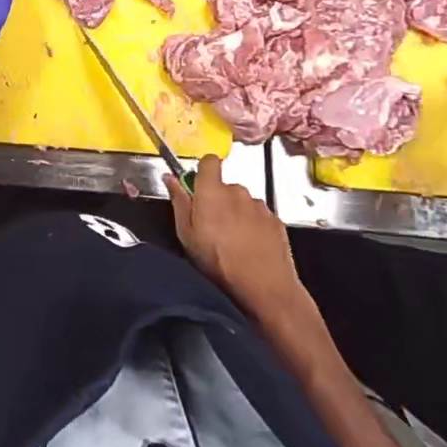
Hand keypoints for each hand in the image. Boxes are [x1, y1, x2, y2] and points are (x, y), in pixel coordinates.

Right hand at [164, 154, 301, 310]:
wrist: (264, 285)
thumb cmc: (217, 260)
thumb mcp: (186, 234)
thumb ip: (179, 201)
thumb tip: (170, 178)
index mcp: (212, 191)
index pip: (210, 161)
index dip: (204, 170)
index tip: (198, 187)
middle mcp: (238, 191)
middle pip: (225, 186)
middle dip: (217, 199)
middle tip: (211, 225)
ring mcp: (260, 205)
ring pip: (242, 202)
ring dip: (236, 213)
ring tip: (232, 240)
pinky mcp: (276, 220)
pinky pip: (259, 216)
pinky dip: (253, 225)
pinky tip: (250, 246)